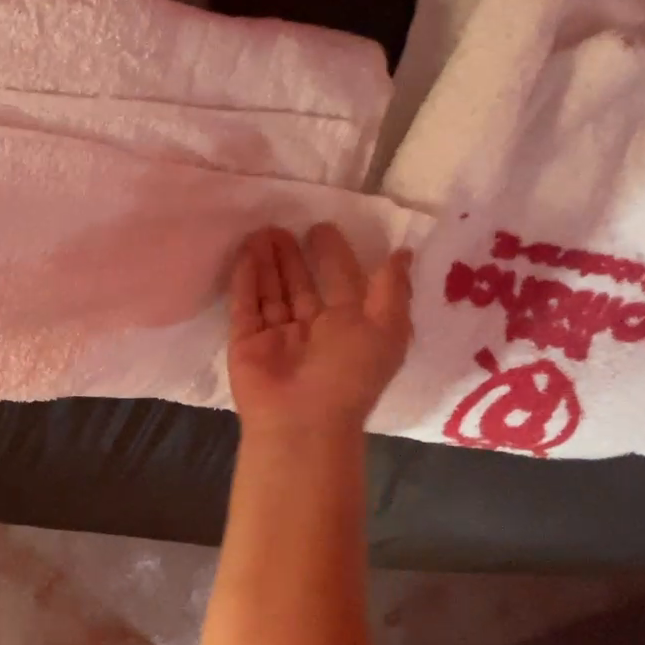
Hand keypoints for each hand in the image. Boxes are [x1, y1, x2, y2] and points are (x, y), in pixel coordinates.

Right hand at [227, 224, 412, 436]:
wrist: (301, 419)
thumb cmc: (349, 374)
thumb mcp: (388, 328)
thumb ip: (391, 289)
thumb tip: (400, 254)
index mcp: (349, 326)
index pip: (338, 282)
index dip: (332, 254)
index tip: (320, 227)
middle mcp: (311, 329)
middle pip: (300, 284)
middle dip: (291, 256)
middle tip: (281, 225)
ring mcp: (276, 336)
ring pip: (271, 292)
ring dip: (266, 263)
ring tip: (260, 232)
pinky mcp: (246, 343)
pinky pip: (246, 308)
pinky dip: (245, 282)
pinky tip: (246, 256)